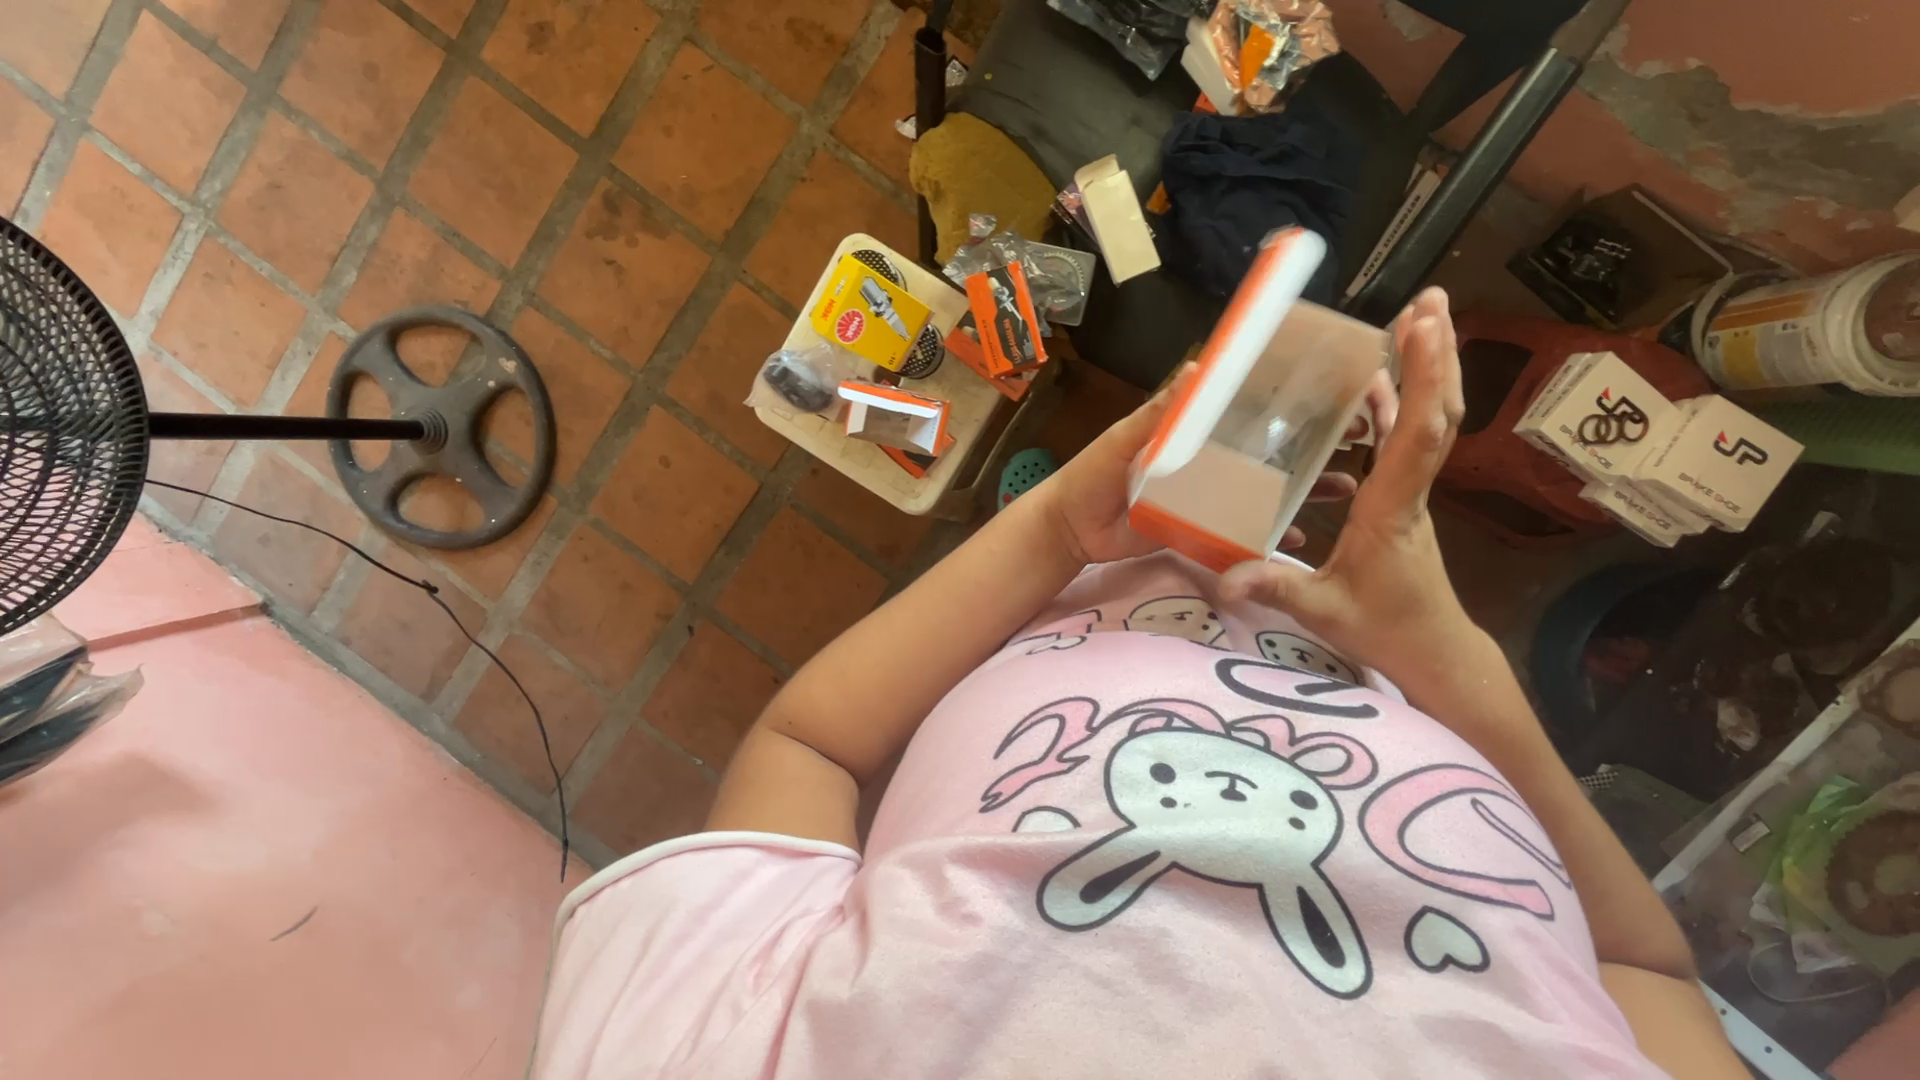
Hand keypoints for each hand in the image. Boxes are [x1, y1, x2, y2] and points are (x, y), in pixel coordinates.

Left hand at [1040, 364, 1362, 566]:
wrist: (1069, 527)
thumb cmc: (1092, 474)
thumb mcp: (1123, 439)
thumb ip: (1158, 414)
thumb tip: (1197, 367)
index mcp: (1191, 434)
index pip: (1243, 416)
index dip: (1283, 409)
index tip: (1330, 398)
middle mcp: (1205, 464)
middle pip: (1265, 456)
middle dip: (1309, 452)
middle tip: (1357, 444)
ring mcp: (1205, 500)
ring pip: (1260, 495)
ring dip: (1300, 493)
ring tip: (1344, 490)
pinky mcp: (1198, 533)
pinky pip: (1238, 534)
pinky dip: (1264, 537)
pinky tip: (1295, 541)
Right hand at [1219, 288, 1486, 698]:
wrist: (1434, 651)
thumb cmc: (1384, 629)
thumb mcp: (1323, 611)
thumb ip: (1276, 587)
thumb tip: (1226, 577)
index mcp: (1391, 508)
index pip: (1415, 434)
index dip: (1421, 378)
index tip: (1419, 327)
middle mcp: (1410, 491)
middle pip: (1437, 412)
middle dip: (1437, 354)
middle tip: (1431, 301)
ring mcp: (1412, 494)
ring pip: (1428, 423)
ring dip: (1426, 371)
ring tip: (1416, 323)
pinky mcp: (1403, 502)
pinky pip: (1406, 444)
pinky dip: (1399, 407)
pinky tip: (1380, 389)